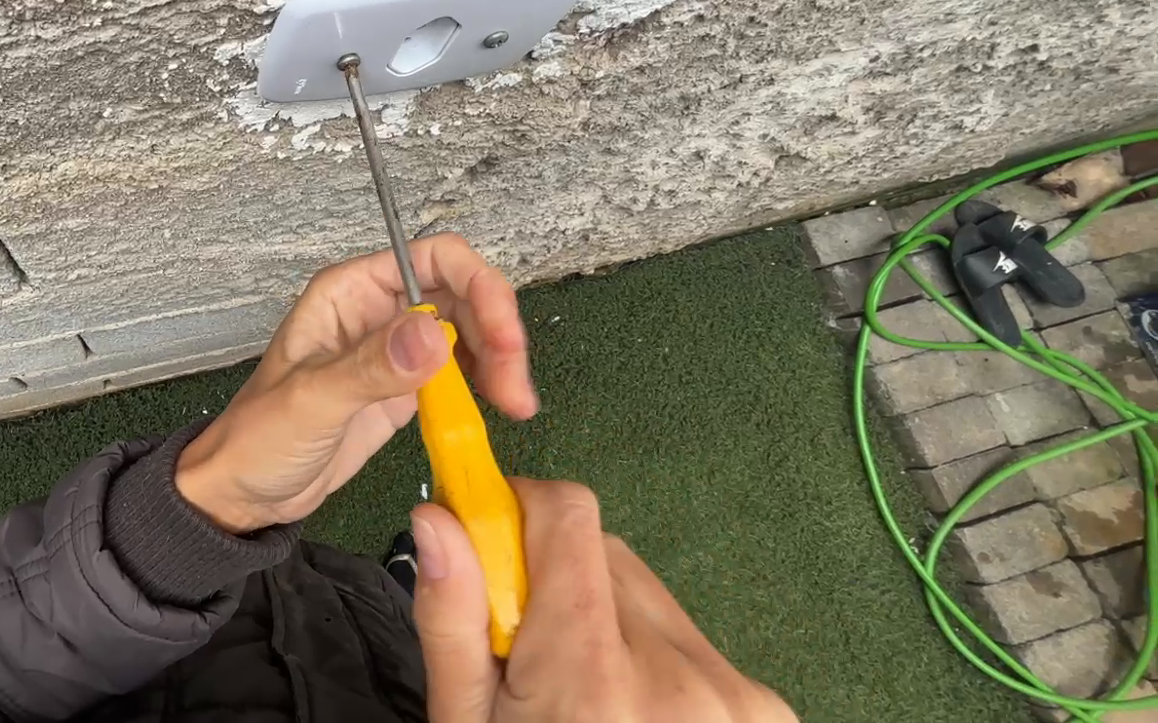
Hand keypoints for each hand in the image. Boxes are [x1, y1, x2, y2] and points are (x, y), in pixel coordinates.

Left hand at [174, 233, 532, 533]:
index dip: (478, 286)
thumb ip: (369, 367)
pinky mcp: (405, 386)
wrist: (244, 491)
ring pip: (467, 329)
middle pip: (460, 293)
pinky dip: (485, 382)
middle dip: (497, 330)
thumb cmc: (258, 437)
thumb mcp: (310, 402)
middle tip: (514, 389)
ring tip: (514, 405)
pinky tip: (497, 408)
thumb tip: (434, 333)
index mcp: (348, 292)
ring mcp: (393, 348)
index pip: (431, 259)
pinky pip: (459, 369)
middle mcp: (375, 309)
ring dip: (499, 359)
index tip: (503, 338)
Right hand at [414, 478, 796, 722]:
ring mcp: (740, 699)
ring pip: (642, 590)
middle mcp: (682, 674)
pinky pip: (685, 636)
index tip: (488, 537)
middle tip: (523, 639)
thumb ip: (451, 618)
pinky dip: (645, 650)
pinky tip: (629, 715)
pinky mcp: (770, 713)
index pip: (568, 514)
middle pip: (601, 548)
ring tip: (583, 693)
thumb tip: (435, 516)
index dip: (519, 504)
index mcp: (594, 673)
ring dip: (600, 611)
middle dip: (551, 569)